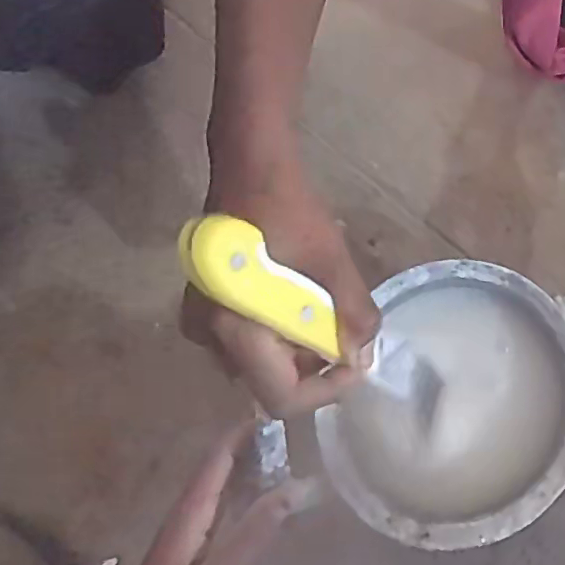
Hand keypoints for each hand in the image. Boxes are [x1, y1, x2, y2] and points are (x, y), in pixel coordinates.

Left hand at [75, 421, 317, 564]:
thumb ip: (253, 535)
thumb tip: (295, 487)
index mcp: (186, 518)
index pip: (215, 462)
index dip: (240, 434)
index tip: (273, 410)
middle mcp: (185, 521)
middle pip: (218, 472)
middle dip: (249, 447)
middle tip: (290, 430)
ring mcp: (187, 541)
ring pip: (222, 492)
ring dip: (250, 471)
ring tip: (286, 455)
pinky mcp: (194, 560)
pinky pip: (225, 514)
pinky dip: (248, 498)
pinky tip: (268, 502)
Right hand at [182, 165, 379, 417]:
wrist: (251, 168)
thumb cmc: (290, 212)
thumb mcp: (332, 263)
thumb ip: (352, 313)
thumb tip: (363, 355)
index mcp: (235, 329)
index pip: (280, 397)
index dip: (326, 390)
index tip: (357, 363)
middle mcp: (209, 337)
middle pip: (269, 384)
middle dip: (315, 370)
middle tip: (347, 338)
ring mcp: (202, 324)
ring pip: (260, 365)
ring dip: (300, 352)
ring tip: (329, 317)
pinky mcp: (206, 308)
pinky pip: (248, 342)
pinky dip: (281, 335)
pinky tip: (304, 305)